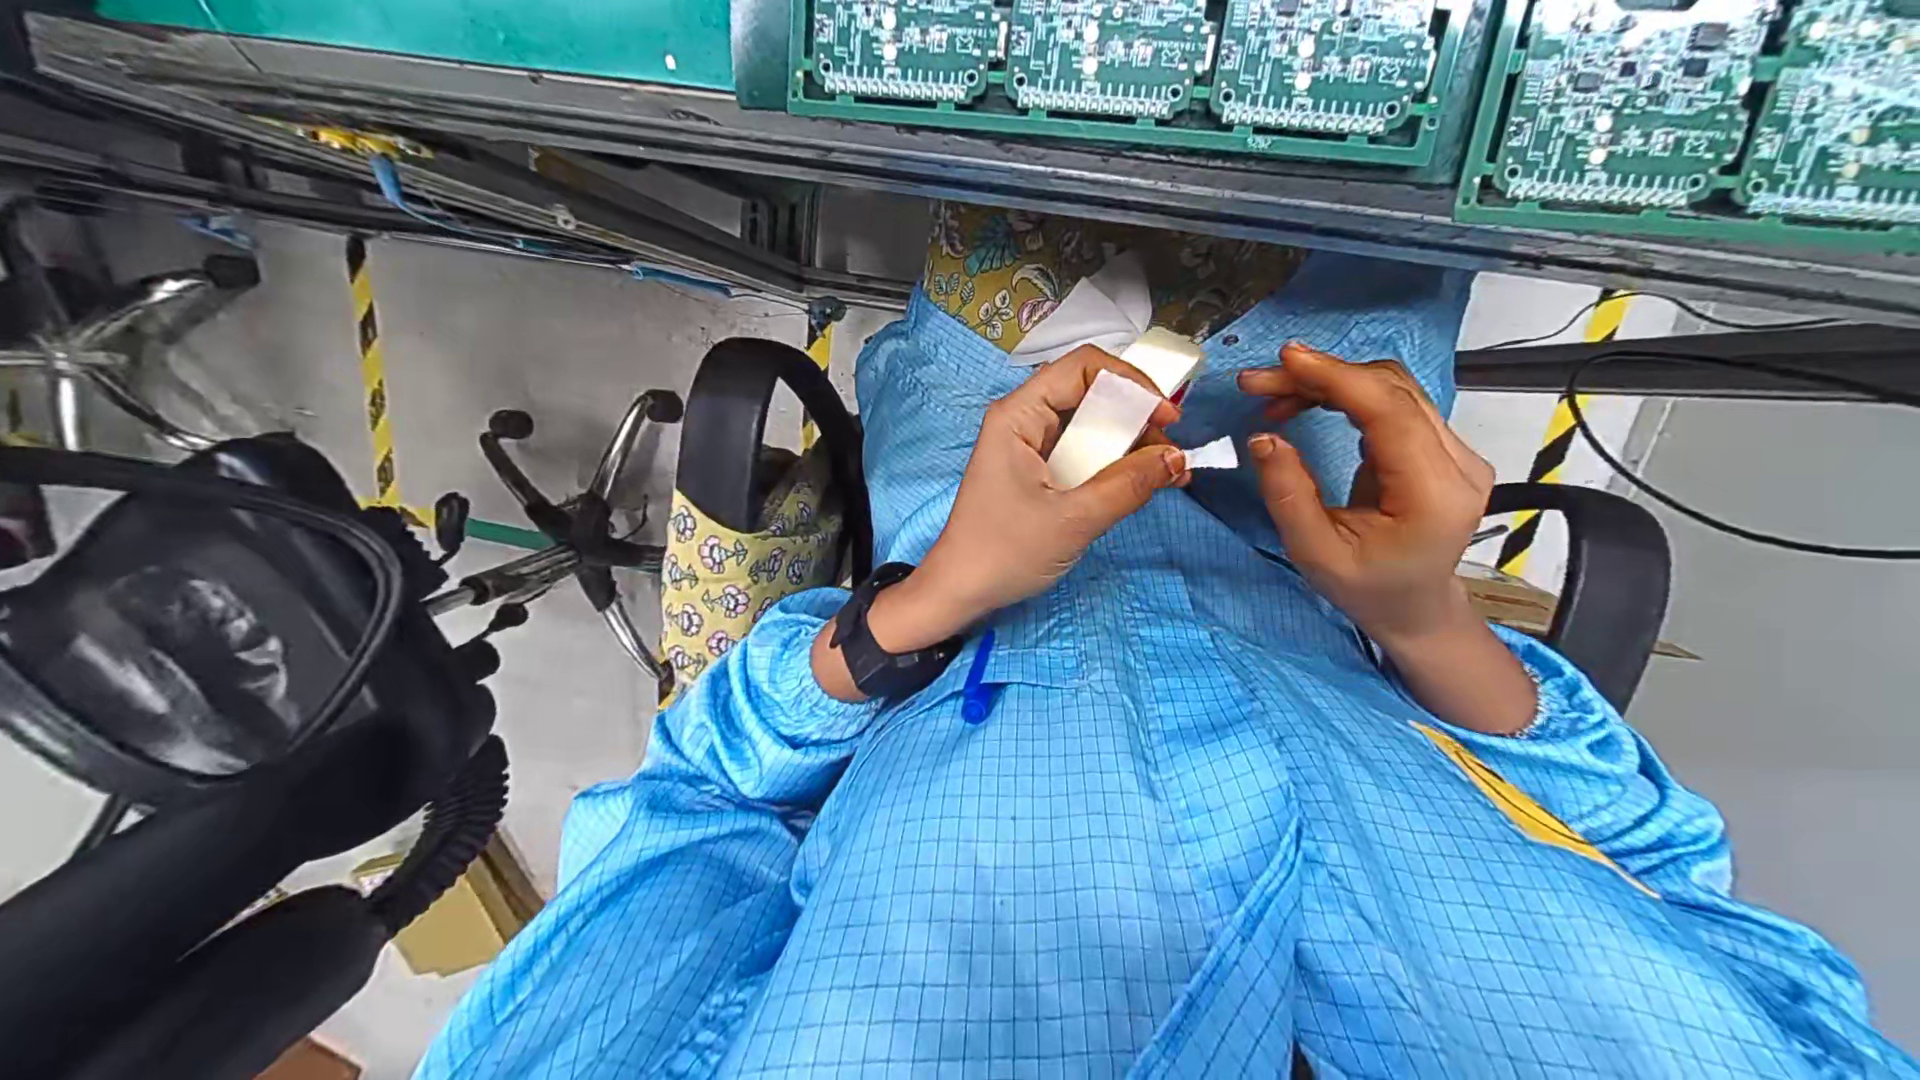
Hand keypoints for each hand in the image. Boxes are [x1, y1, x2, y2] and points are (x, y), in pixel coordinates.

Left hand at [885, 345, 1190, 648]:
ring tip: (1168, 473)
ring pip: (1091, 427)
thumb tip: (1176, 458)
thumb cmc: (1003, 553)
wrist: (961, 591)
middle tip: (1170, 454)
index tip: (1166, 417)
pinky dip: (1115, 466)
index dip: (1131, 383)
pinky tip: (1145, 484)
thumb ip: (1128, 485)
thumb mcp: (1073, 520)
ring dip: (1132, 445)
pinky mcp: (1038, 472)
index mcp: (1018, 415)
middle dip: (1138, 418)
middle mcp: (1023, 421)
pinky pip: (1083, 455)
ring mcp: (1030, 447)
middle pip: (1091, 395)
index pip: (1083, 367)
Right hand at [1238, 343, 1494, 649]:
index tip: (1286, 360)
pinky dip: (1342, 396)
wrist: (1414, 606)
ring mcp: (1454, 451)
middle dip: (1320, 377)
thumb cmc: (1366, 588)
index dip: (1338, 378)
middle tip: (1257, 384)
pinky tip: (1304, 404)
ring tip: (1273, 395)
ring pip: (1391, 390)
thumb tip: (1263, 437)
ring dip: (1328, 383)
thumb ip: (1289, 494)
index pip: (1390, 412)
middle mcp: (1457, 462)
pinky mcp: (1438, 447)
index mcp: (1433, 493)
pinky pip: (1390, 404)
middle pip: (1390, 391)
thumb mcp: (1314, 552)